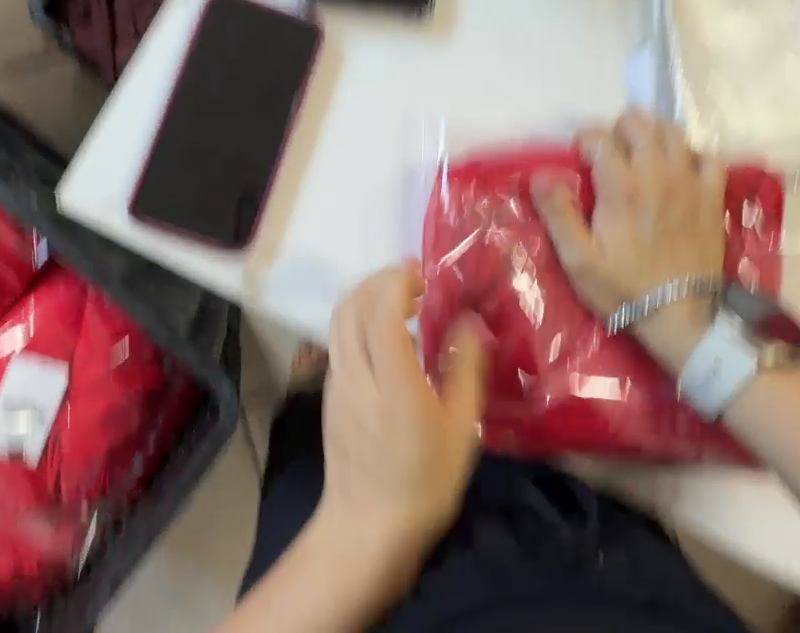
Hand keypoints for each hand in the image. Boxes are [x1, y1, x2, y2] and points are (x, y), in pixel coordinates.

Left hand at [316, 261, 486, 558]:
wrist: (365, 529)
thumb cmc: (422, 483)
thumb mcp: (461, 431)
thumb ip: (465, 370)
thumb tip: (470, 323)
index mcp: (391, 379)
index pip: (383, 308)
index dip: (399, 279)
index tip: (423, 269)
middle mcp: (355, 371)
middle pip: (352, 303)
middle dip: (380, 280)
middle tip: (415, 282)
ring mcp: (335, 381)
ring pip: (339, 319)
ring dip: (366, 298)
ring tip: (403, 303)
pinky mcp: (329, 392)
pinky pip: (339, 339)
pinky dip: (359, 320)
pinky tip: (388, 337)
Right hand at [531, 111, 725, 364]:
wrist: (680, 318)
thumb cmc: (623, 288)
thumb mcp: (578, 259)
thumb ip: (557, 213)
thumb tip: (540, 175)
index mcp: (621, 186)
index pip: (599, 137)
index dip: (584, 140)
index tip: (578, 156)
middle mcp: (657, 174)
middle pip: (639, 124)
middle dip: (618, 128)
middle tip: (608, 151)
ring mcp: (689, 183)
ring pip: (673, 133)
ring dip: (653, 134)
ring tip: (640, 152)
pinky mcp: (711, 198)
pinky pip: (707, 157)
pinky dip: (690, 155)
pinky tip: (679, 170)